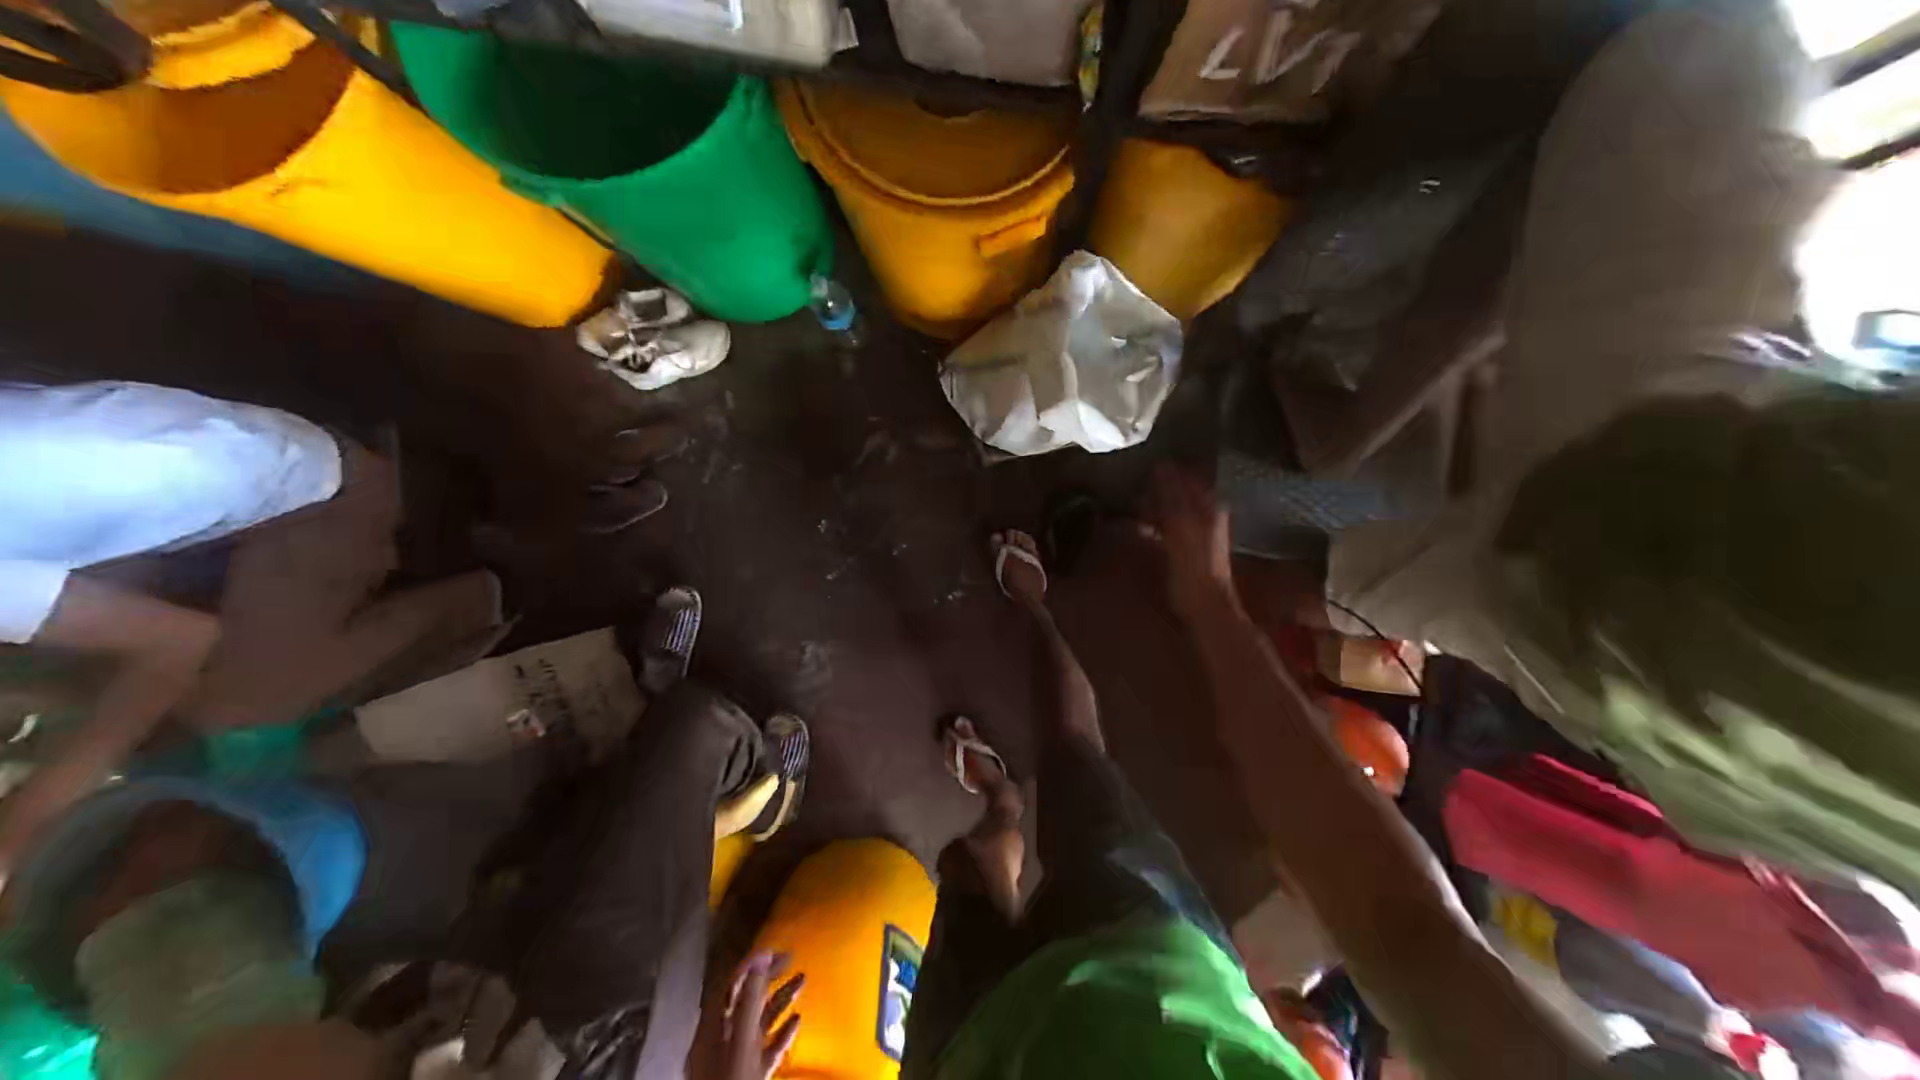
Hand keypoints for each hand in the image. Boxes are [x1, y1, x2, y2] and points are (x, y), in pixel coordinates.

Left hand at [717, 951, 803, 1079]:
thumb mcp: (742, 1043)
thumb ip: (749, 1002)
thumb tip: (759, 960)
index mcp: (712, 1031)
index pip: (731, 986)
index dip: (752, 966)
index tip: (777, 952)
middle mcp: (721, 1042)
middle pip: (746, 1001)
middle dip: (769, 978)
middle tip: (794, 961)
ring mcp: (735, 1061)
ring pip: (759, 1023)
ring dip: (781, 1000)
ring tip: (804, 981)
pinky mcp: (750, 1077)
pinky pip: (766, 1048)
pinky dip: (782, 1032)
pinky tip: (798, 1021)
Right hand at [1145, 464, 1237, 618]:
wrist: (1208, 610)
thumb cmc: (1193, 571)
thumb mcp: (1179, 529)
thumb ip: (1171, 498)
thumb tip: (1161, 465)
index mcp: (1210, 506)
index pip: (1187, 475)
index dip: (1166, 470)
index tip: (1140, 468)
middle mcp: (1208, 514)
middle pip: (1181, 490)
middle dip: (1158, 487)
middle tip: (1132, 488)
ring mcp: (1200, 530)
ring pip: (1175, 506)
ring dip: (1155, 504)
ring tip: (1133, 504)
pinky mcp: (1190, 546)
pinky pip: (1171, 523)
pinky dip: (1157, 520)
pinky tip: (1143, 524)